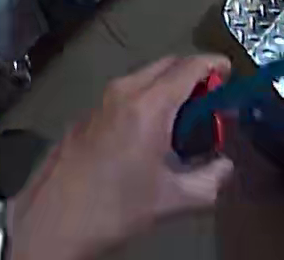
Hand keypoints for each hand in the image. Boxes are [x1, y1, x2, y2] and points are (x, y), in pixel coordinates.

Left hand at [6, 56, 235, 259]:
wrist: (53, 219)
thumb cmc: (115, 207)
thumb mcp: (170, 200)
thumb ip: (209, 181)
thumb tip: (227, 165)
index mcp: (150, 104)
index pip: (190, 66)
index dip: (214, 64)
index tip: (229, 72)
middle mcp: (127, 88)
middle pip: (169, 63)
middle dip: (193, 73)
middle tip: (209, 100)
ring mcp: (105, 96)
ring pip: (147, 74)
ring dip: (169, 84)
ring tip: (181, 119)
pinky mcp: (90, 108)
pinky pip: (128, 88)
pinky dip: (147, 95)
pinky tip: (147, 132)